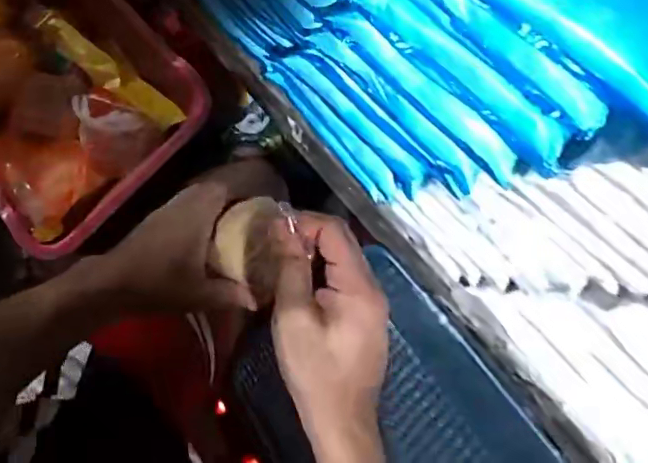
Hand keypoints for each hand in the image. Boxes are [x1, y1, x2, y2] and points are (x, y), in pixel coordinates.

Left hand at [76, 159, 285, 315]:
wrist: (116, 279)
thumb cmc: (159, 282)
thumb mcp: (200, 293)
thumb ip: (232, 294)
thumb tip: (260, 298)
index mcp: (199, 208)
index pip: (232, 181)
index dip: (254, 180)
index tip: (276, 190)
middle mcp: (188, 196)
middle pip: (221, 182)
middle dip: (244, 187)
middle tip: (268, 202)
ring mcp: (175, 201)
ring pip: (208, 189)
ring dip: (228, 195)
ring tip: (251, 210)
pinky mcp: (167, 211)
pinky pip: (197, 197)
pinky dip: (213, 203)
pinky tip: (223, 222)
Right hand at [273, 214, 387, 462]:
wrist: (342, 425)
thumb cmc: (314, 371)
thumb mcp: (293, 315)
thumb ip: (290, 266)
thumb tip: (283, 226)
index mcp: (359, 287)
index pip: (334, 230)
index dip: (303, 222)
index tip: (274, 230)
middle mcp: (373, 288)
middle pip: (341, 240)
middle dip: (307, 232)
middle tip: (275, 241)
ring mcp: (373, 303)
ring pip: (342, 256)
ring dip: (313, 250)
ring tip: (282, 258)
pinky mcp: (366, 315)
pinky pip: (344, 275)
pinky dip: (321, 268)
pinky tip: (299, 280)